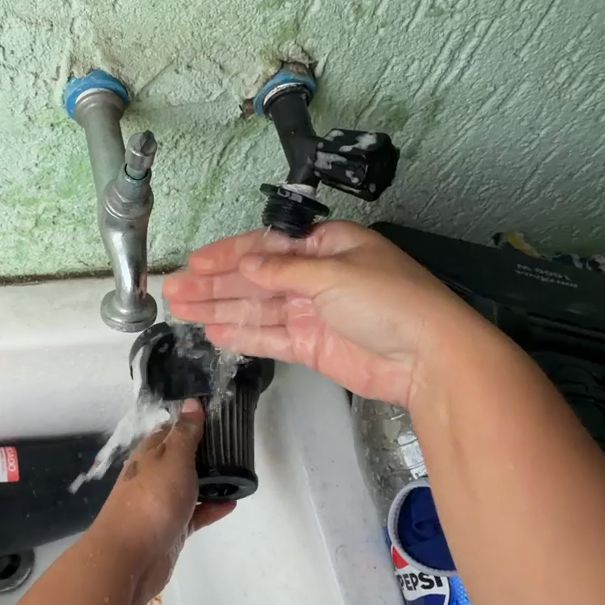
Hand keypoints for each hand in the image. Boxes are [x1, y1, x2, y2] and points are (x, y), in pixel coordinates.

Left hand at [89, 399, 234, 602]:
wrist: (129, 558)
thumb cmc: (151, 501)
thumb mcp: (173, 459)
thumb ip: (185, 434)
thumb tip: (192, 403)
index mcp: (149, 454)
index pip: (171, 430)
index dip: (193, 421)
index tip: (220, 416)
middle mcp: (154, 476)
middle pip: (181, 458)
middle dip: (205, 452)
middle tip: (236, 444)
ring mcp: (162, 504)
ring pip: (189, 486)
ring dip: (211, 481)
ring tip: (238, 473)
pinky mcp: (171, 528)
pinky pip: (196, 513)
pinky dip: (212, 508)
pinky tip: (232, 504)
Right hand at [163, 222, 489, 405]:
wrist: (428, 357)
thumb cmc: (391, 301)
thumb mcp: (334, 273)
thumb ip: (283, 270)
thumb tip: (246, 264)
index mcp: (327, 247)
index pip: (268, 247)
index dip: (229, 255)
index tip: (195, 263)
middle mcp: (317, 278)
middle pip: (256, 279)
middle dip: (215, 284)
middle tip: (175, 290)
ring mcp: (312, 314)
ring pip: (257, 309)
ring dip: (220, 309)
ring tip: (182, 310)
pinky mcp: (312, 347)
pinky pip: (269, 338)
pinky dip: (242, 336)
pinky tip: (214, 332)